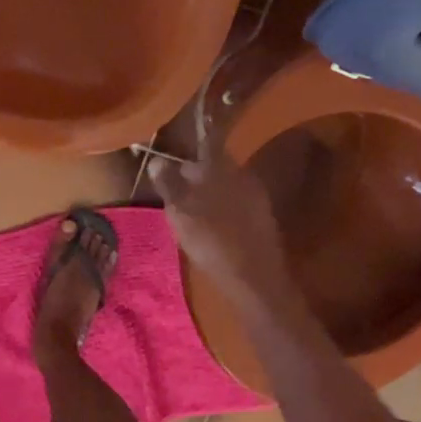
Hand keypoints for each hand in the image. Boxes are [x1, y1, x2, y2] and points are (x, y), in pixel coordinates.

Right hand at [149, 146, 286, 302]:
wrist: (256, 278)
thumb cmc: (213, 241)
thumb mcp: (182, 212)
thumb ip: (169, 184)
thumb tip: (157, 160)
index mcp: (221, 168)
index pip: (207, 142)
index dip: (191, 143)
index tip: (176, 150)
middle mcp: (242, 175)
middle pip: (215, 165)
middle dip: (196, 173)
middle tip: (174, 188)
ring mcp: (256, 197)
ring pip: (226, 185)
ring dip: (209, 192)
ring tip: (189, 210)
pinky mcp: (262, 218)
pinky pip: (236, 203)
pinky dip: (222, 208)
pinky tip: (211, 225)